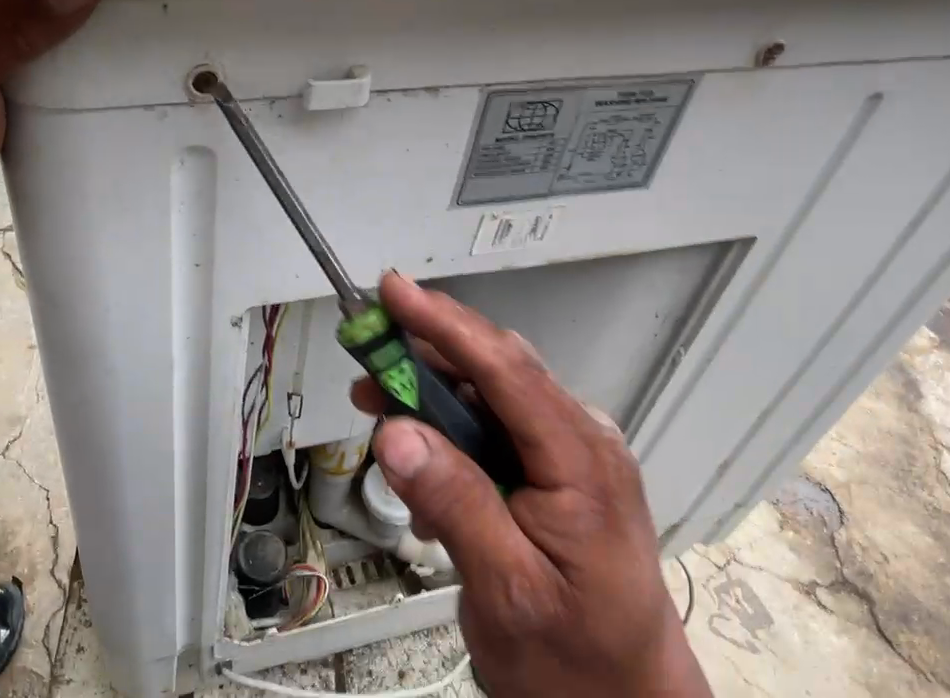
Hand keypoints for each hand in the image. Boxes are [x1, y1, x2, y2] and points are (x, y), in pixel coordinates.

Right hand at [350, 273, 711, 697]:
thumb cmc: (576, 659)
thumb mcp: (508, 589)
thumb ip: (457, 502)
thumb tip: (395, 431)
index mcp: (582, 461)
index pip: (506, 370)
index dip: (445, 324)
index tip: (392, 290)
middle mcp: (581, 440)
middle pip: (495, 372)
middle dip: (426, 360)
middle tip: (366, 373)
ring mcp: (571, 454)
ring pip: (489, 398)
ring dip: (433, 405)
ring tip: (385, 428)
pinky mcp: (556, 471)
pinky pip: (495, 431)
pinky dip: (451, 440)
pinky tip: (428, 481)